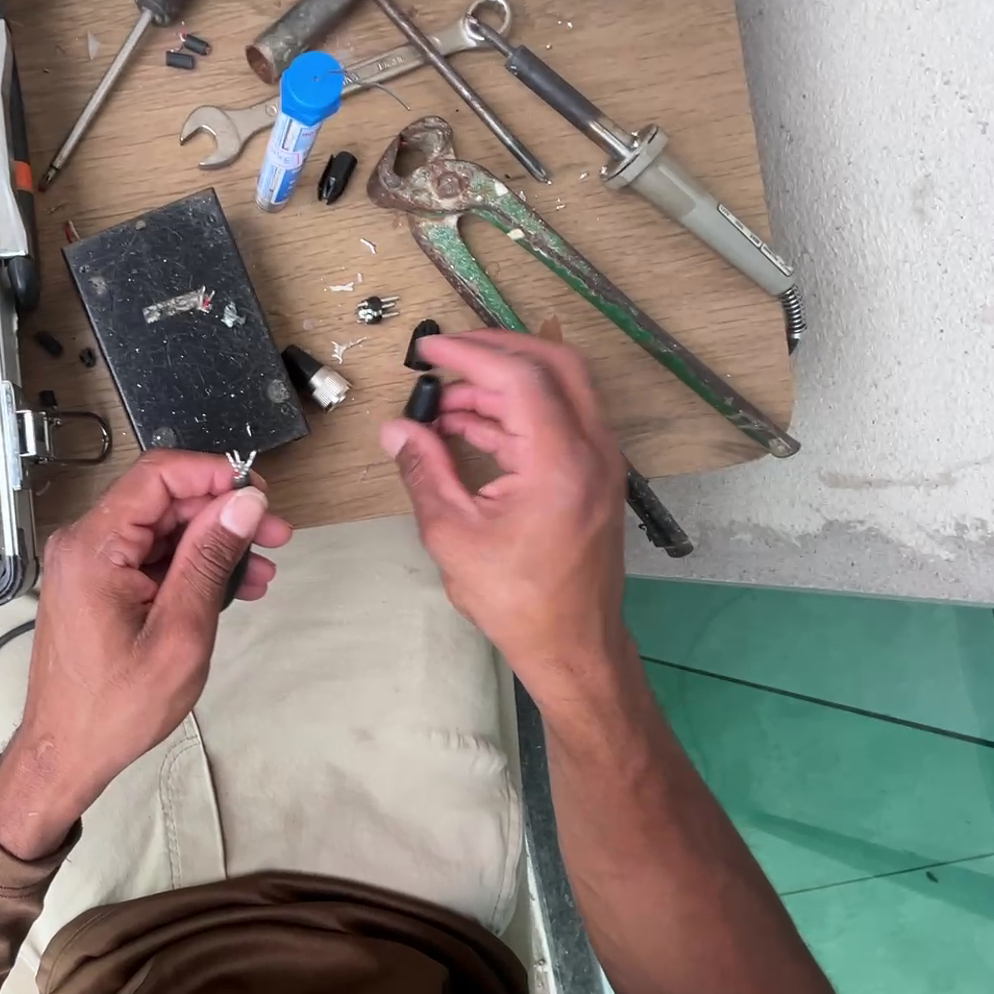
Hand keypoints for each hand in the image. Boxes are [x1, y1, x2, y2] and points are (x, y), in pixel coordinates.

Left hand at [0, 450, 293, 858]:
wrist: (67, 751)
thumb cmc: (113, 708)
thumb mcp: (179, 632)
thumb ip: (210, 560)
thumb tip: (242, 504)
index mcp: (94, 547)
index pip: (157, 476)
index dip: (213, 474)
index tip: (256, 493)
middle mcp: (84, 544)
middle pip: (163, 501)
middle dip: (222, 513)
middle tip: (272, 534)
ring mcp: (89, 564)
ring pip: (162, 530)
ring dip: (212, 544)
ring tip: (258, 570)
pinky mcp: (98, 583)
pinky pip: (150, 557)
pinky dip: (189, 567)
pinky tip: (228, 587)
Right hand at [381, 330, 630, 701]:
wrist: (570, 643)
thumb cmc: (516, 599)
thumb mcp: (452, 533)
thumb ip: (423, 471)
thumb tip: (395, 431)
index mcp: (560, 462)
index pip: (519, 377)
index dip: (468, 354)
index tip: (426, 350)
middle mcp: (592, 450)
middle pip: (551, 364)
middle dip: (493, 351)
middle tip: (442, 357)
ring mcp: (597, 461)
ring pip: (553, 391)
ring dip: (497, 387)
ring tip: (439, 406)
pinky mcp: (589, 475)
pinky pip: (551, 423)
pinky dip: (509, 416)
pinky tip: (464, 429)